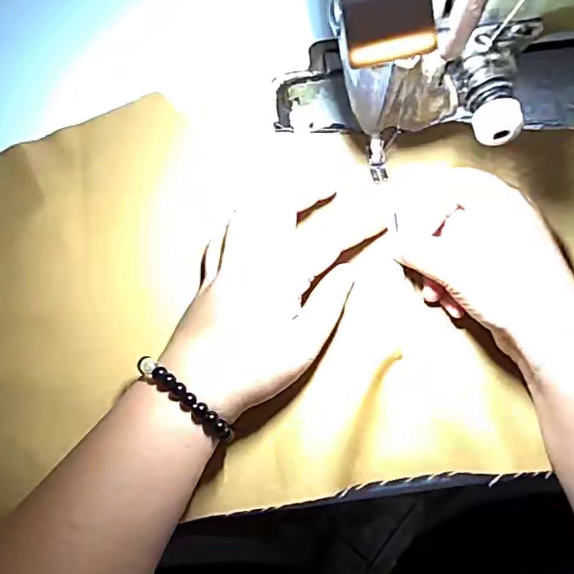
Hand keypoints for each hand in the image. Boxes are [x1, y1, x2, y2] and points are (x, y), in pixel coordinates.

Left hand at [158, 182, 385, 419]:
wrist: (194, 388)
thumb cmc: (251, 372)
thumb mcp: (304, 345)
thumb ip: (329, 304)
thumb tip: (350, 274)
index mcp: (280, 275)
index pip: (328, 240)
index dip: (357, 227)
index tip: (378, 219)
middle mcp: (250, 260)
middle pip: (278, 207)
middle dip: (307, 189)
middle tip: (329, 185)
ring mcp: (225, 265)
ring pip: (246, 213)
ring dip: (271, 196)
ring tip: (289, 193)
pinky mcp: (208, 278)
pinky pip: (222, 234)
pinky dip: (239, 220)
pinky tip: (244, 223)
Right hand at [392, 168, 573, 372]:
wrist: (550, 334)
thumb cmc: (522, 294)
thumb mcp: (452, 266)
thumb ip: (418, 251)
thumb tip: (401, 246)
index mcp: (500, 201)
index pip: (450, 185)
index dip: (423, 209)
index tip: (408, 232)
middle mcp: (509, 219)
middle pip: (453, 221)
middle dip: (430, 250)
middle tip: (420, 265)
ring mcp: (512, 247)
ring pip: (461, 249)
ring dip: (441, 273)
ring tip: (438, 291)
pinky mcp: (511, 275)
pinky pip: (474, 270)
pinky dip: (458, 286)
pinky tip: (456, 303)